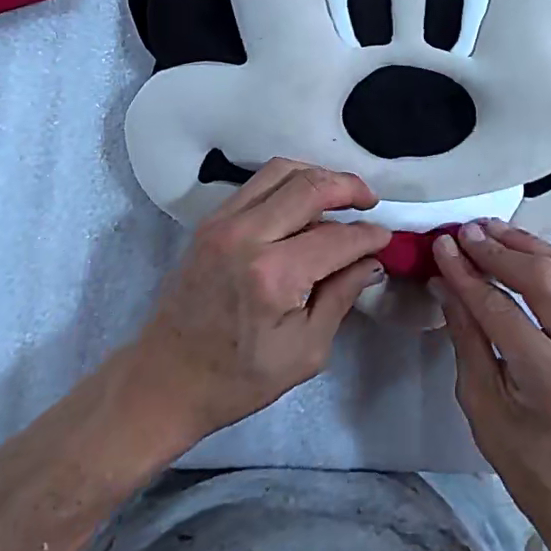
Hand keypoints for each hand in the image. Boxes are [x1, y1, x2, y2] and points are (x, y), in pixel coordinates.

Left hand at [130, 159, 389, 441]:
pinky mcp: (211, 221)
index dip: (369, 235)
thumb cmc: (238, 378)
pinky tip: (306, 200)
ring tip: (341, 194)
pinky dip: (290, 181)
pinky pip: (258, 183)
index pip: (337, 237)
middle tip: (370, 201)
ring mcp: (224, 222)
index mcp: (273, 275)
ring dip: (320, 176)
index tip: (385, 238)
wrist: (165, 379)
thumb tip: (372, 261)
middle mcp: (247, 236)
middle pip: (311, 186)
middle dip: (349, 187)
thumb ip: (341, 296)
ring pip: (282, 171)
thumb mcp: (305, 352)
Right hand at [434, 220, 550, 550]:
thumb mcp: (484, 409)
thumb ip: (467, 339)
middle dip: (500, 250)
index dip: (468, 274)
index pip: (502, 310)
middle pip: (546, 280)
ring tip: (496, 230)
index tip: (444, 247)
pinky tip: (531, 252)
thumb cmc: (531, 467)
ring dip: (532, 246)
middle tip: (468, 232)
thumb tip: (446, 283)